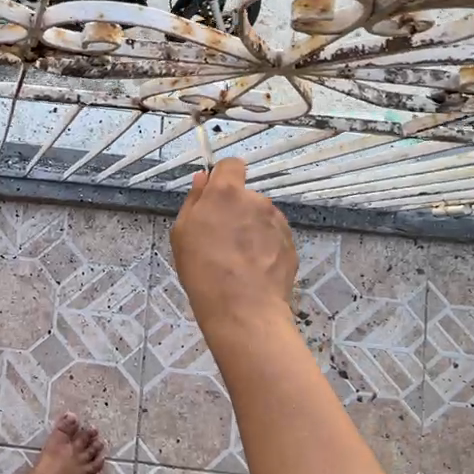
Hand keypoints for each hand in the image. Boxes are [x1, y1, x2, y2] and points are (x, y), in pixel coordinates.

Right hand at [170, 158, 299, 342]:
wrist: (243, 309)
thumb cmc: (203, 270)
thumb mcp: (182, 233)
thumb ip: (194, 201)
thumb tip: (203, 179)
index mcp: (227, 193)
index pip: (232, 164)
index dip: (223, 176)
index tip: (214, 197)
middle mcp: (257, 201)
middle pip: (245, 196)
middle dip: (235, 210)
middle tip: (220, 239)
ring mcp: (278, 223)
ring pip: (260, 217)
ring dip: (251, 229)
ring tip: (238, 260)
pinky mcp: (291, 244)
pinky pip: (274, 237)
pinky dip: (265, 247)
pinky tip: (253, 270)